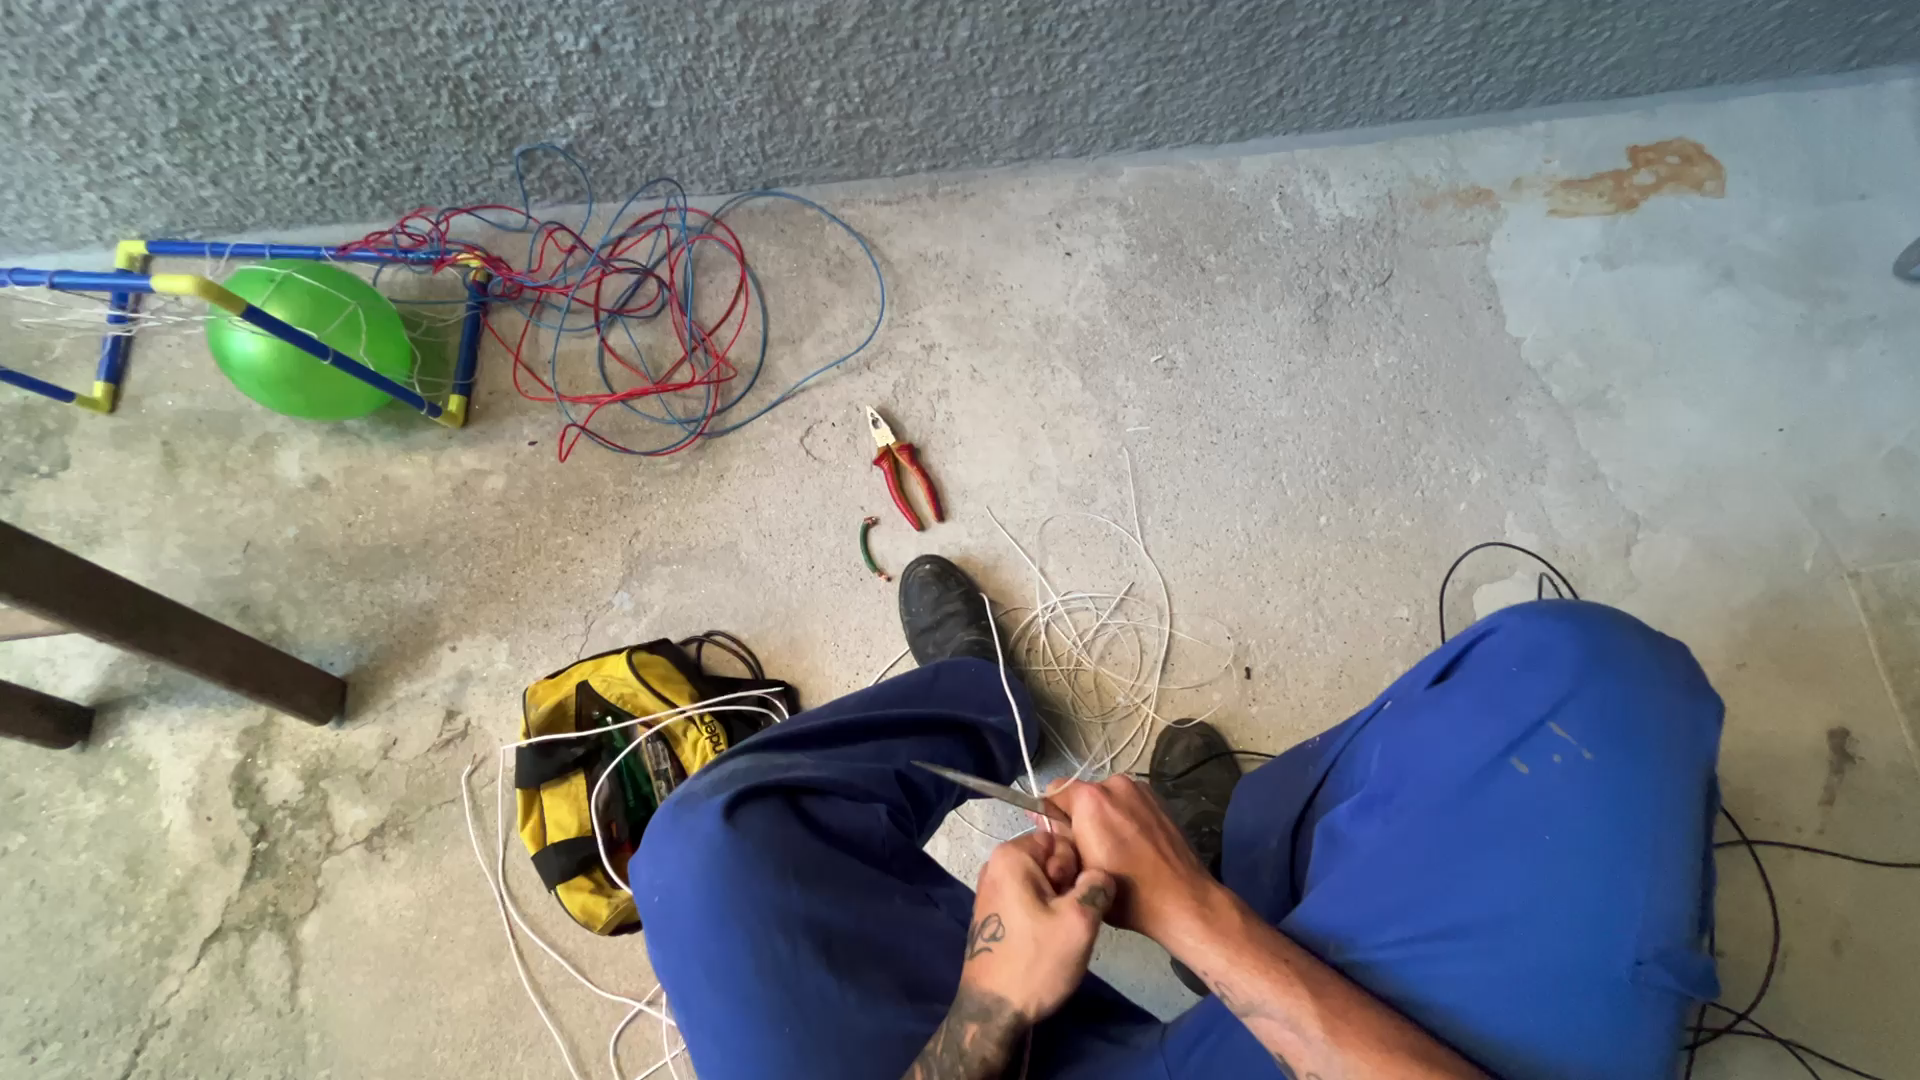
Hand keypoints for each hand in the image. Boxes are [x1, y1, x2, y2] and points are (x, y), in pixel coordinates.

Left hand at [959, 829, 1114, 1023]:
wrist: (994, 1009)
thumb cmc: (1036, 960)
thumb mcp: (1080, 921)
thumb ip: (1097, 886)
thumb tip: (1101, 875)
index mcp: (1010, 855)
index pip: (1059, 840)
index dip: (1075, 868)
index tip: (1071, 899)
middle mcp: (995, 864)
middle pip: (1049, 861)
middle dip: (1066, 886)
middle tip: (1067, 921)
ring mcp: (991, 889)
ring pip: (1041, 883)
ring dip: (1057, 904)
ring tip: (1058, 934)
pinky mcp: (992, 912)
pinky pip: (1027, 899)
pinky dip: (1041, 914)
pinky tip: (1045, 941)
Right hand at [1045, 776, 1221, 944]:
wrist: (1184, 900)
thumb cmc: (1127, 894)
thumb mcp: (1079, 870)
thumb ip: (1058, 837)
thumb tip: (1041, 815)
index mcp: (1090, 800)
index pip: (1054, 791)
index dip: (1051, 814)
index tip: (1062, 839)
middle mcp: (1114, 784)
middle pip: (1082, 794)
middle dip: (1080, 816)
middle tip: (1090, 850)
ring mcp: (1139, 788)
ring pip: (1106, 797)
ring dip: (1103, 815)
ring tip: (1117, 849)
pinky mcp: (1158, 798)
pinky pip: (1127, 801)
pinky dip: (1124, 815)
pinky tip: (1135, 844)